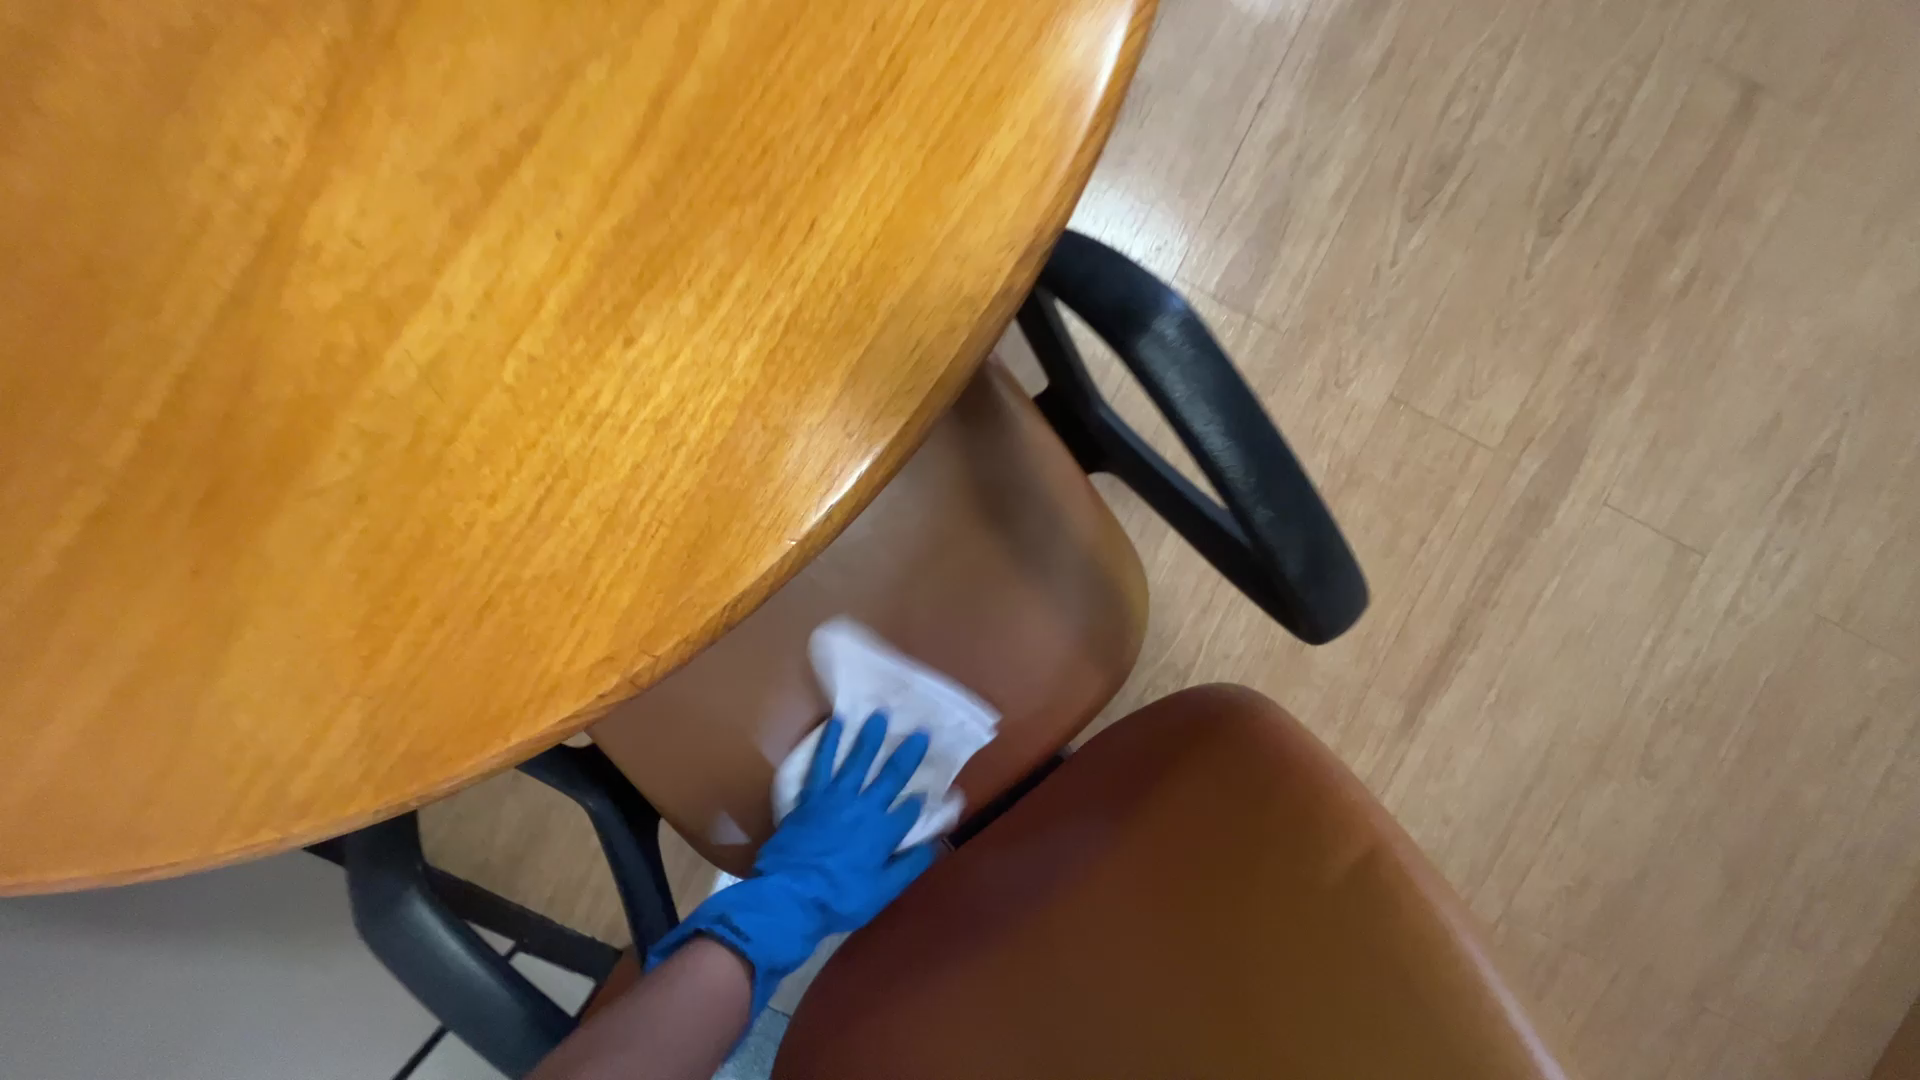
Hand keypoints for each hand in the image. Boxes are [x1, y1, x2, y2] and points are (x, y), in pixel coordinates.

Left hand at [644, 713, 938, 1016]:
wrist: (790, 897)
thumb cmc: (839, 899)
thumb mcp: (882, 892)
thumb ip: (909, 866)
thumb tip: (936, 845)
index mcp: (884, 832)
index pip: (910, 810)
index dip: (921, 800)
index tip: (931, 790)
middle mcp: (865, 808)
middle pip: (891, 776)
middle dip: (907, 754)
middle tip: (921, 730)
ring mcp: (837, 798)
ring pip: (858, 761)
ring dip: (871, 737)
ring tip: (880, 715)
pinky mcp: (812, 795)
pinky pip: (822, 762)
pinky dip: (830, 741)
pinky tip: (835, 722)